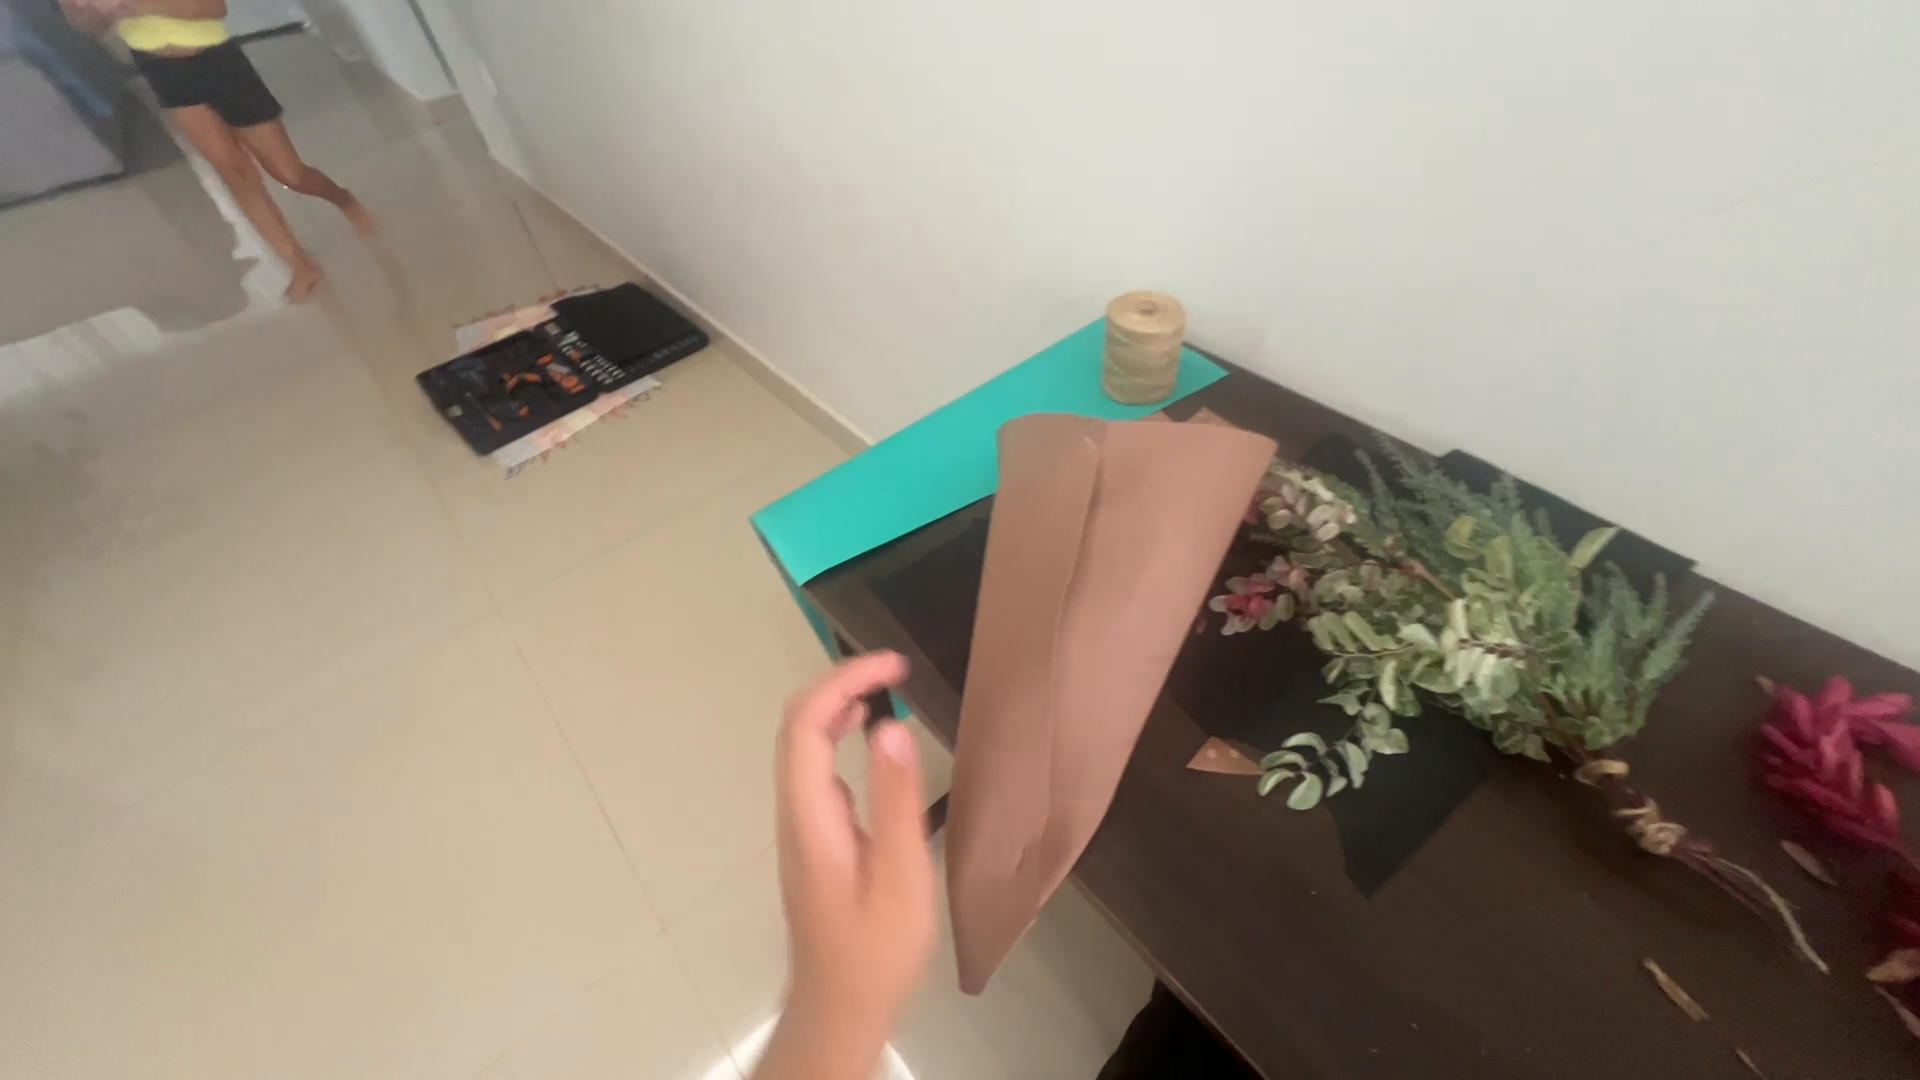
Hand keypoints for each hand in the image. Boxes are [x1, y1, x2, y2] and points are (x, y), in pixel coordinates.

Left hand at [755, 652, 935, 1079]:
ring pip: (803, 742)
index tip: (893, 666)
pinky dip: (840, 732)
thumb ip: (895, 801)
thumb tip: (891, 728)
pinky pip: (816, 764)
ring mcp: (800, 821)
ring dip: (838, 703)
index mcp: (810, 815)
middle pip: (797, 725)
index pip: (806, 724)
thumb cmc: (875, 949)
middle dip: (839, 681)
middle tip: (892, 668)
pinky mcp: (814, 833)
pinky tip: (870, 734)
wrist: (840, 1007)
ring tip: (885, 686)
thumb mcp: (899, 877)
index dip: (843, 680)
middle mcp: (795, 809)